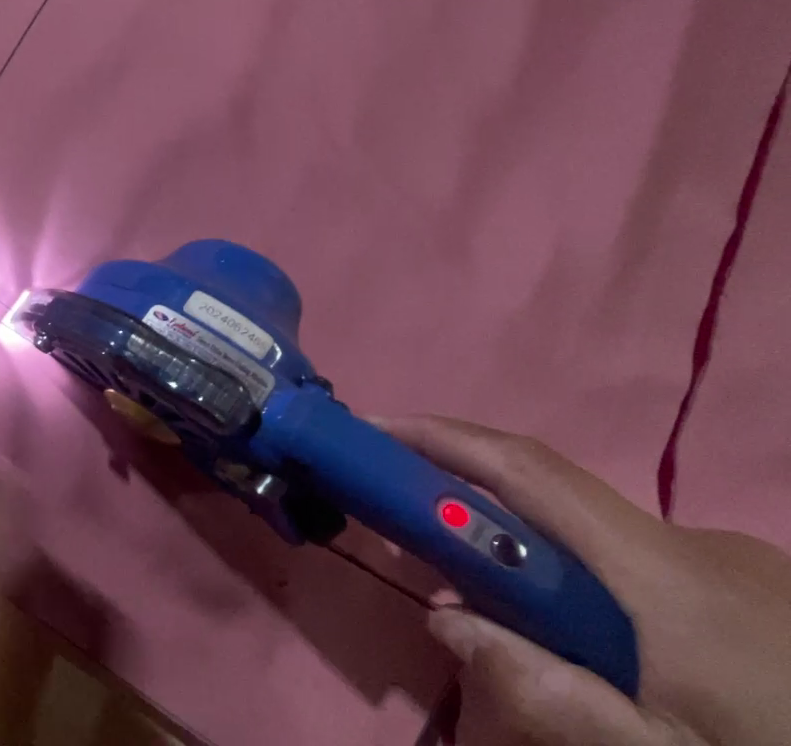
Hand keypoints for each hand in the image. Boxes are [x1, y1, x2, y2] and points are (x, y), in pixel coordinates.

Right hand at [378, 416, 790, 745]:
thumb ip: (542, 690)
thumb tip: (443, 617)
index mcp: (666, 571)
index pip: (527, 471)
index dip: (441, 437)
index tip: (371, 430)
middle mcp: (703, 544)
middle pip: (563, 513)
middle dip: (491, 529)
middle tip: (447, 579)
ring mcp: (751, 567)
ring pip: (614, 552)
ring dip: (557, 577)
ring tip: (552, 647)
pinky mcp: (779, 595)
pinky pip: (662, 575)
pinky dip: (612, 596)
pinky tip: (633, 662)